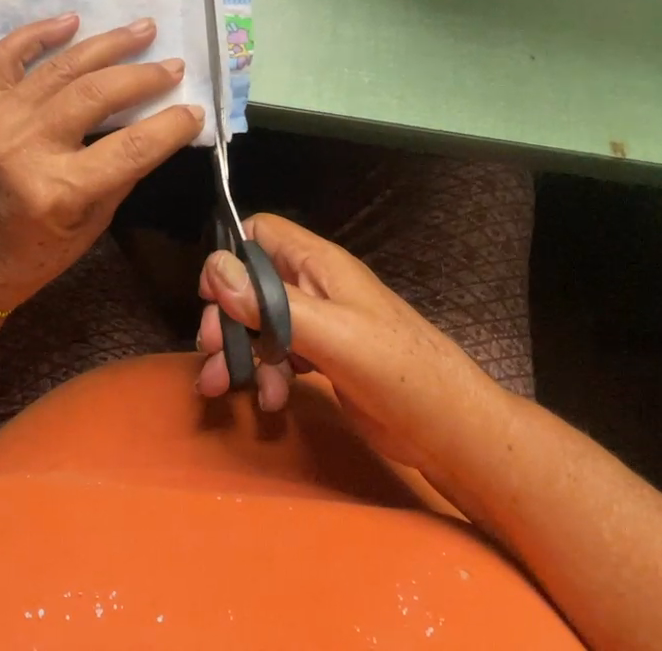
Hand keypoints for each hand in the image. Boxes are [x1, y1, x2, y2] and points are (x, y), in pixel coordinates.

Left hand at [0, 14, 204, 312]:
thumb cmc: (35, 251)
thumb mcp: (93, 224)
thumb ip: (124, 171)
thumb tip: (159, 126)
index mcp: (59, 190)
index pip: (131, 146)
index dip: (170, 125)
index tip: (194, 110)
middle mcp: (26, 147)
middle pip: (97, 95)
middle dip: (144, 76)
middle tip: (173, 66)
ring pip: (61, 68)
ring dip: (107, 44)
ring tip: (143, 29)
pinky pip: (5, 57)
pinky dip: (37, 34)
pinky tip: (72, 21)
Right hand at [194, 214, 497, 468]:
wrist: (449, 429)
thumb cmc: (397, 371)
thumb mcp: (330, 334)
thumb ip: (272, 303)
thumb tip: (215, 269)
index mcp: (319, 266)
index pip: (262, 232)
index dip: (231, 256)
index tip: (212, 296)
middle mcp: (316, 288)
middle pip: (252, 283)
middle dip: (227, 317)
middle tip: (212, 352)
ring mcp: (321, 324)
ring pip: (261, 323)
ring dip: (240, 352)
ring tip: (226, 387)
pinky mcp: (325, 358)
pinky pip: (279, 354)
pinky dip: (266, 374)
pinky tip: (269, 400)